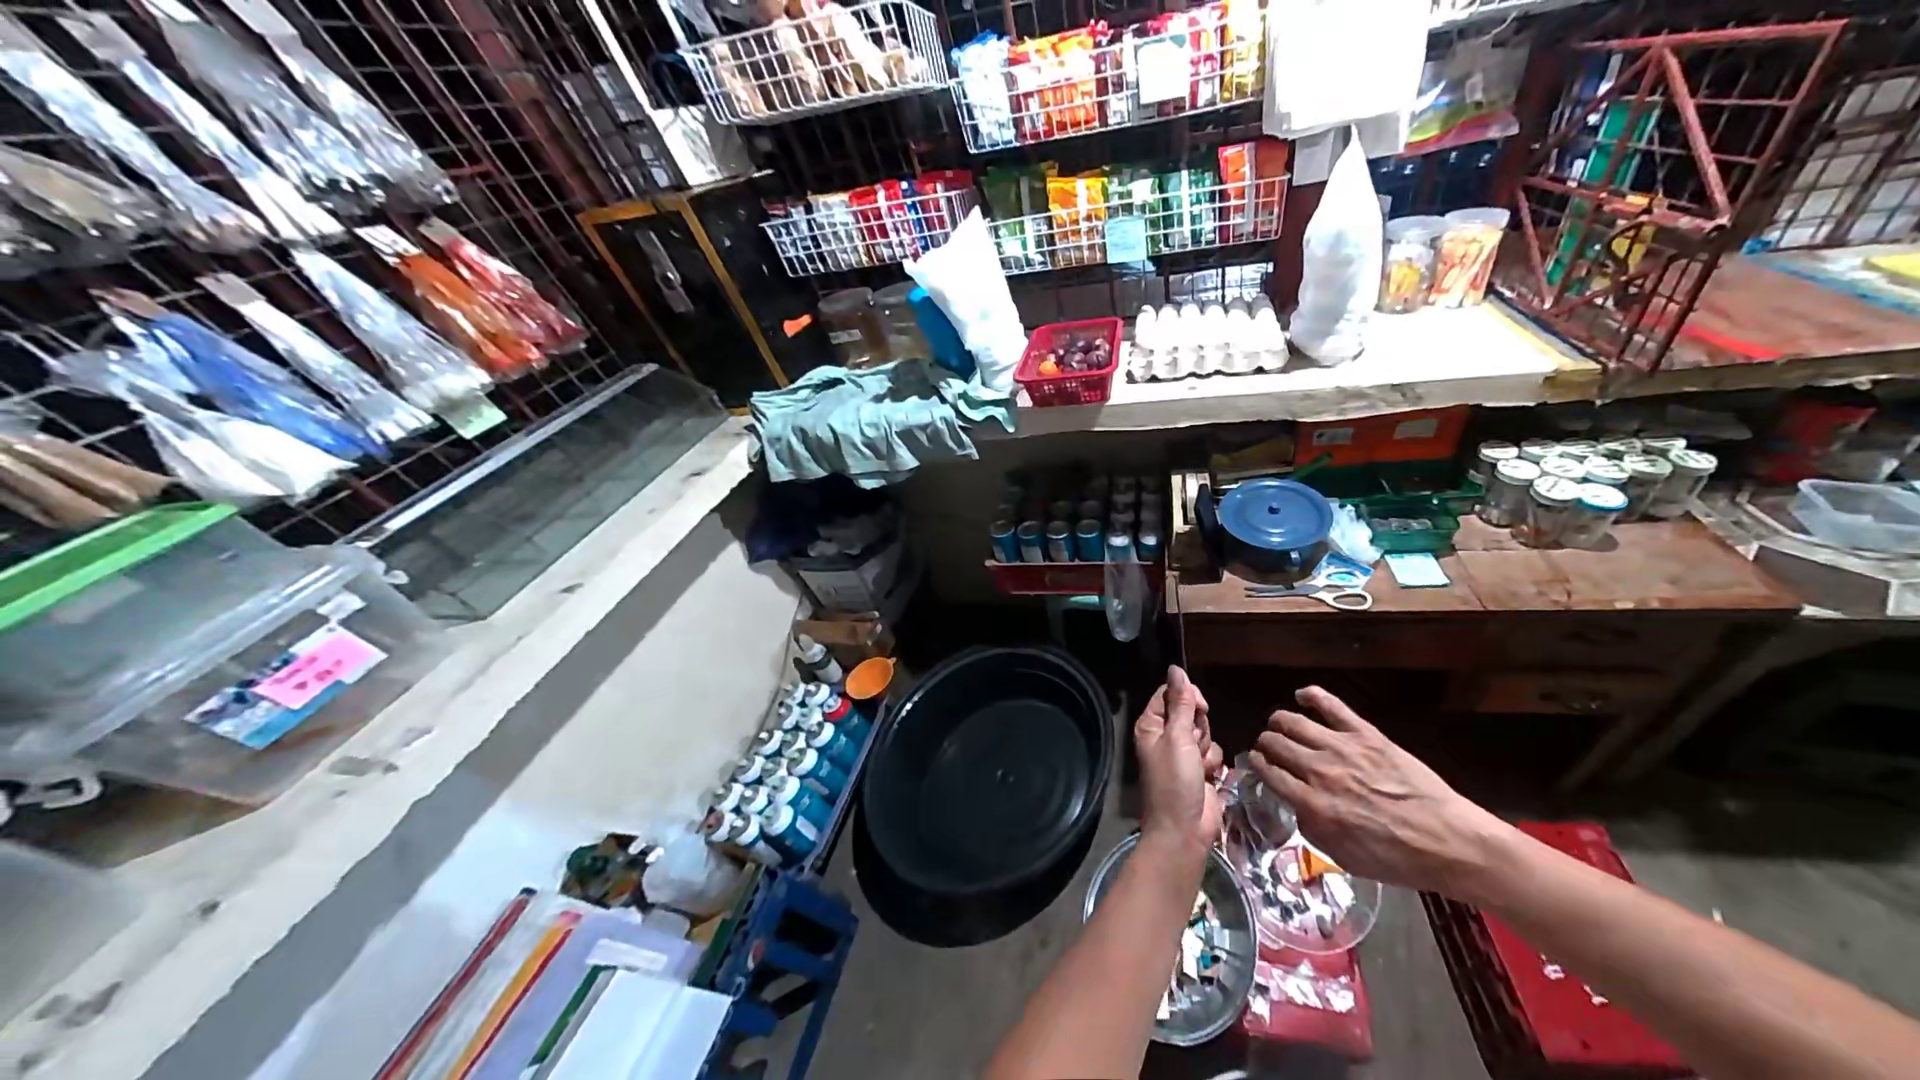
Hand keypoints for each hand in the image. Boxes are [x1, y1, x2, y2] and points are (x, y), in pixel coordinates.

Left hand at [1136, 666, 1224, 852]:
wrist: (1184, 829)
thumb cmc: (1174, 781)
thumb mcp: (1177, 738)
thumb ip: (1180, 703)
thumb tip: (1175, 669)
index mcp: (1150, 725)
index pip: (1169, 693)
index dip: (1187, 696)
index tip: (1198, 707)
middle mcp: (1165, 736)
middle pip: (1191, 712)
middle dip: (1199, 728)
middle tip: (1192, 745)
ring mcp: (1183, 753)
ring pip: (1206, 733)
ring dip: (1206, 749)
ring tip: (1198, 767)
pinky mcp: (1200, 768)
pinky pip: (1214, 753)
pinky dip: (1213, 765)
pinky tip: (1207, 778)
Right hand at [1249, 686, 1514, 898]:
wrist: (1450, 843)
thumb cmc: (1397, 858)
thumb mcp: (1344, 857)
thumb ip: (1311, 828)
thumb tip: (1296, 805)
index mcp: (1314, 805)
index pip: (1269, 773)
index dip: (1257, 766)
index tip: (1256, 764)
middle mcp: (1321, 772)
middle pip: (1275, 744)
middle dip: (1265, 744)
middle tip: (1270, 748)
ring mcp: (1343, 748)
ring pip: (1292, 721)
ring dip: (1279, 723)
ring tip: (1281, 726)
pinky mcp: (1367, 735)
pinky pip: (1331, 705)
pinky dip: (1312, 695)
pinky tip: (1302, 695)